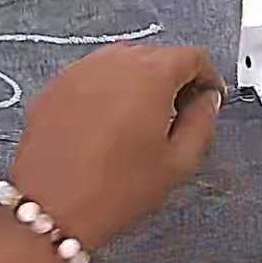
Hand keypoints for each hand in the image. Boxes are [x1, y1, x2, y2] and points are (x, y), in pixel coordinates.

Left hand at [0, 45, 225, 262]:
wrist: (52, 207)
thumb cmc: (116, 189)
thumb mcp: (178, 162)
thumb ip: (202, 121)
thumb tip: (208, 100)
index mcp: (151, 74)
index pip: (193, 57)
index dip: (208, 78)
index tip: (209, 99)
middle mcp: (114, 61)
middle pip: (157, 55)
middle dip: (174, 80)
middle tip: (179, 115)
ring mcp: (80, 70)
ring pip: (123, 63)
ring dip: (140, 83)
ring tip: (141, 123)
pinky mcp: (55, 85)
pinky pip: (94, 77)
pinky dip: (108, 91)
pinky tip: (108, 126)